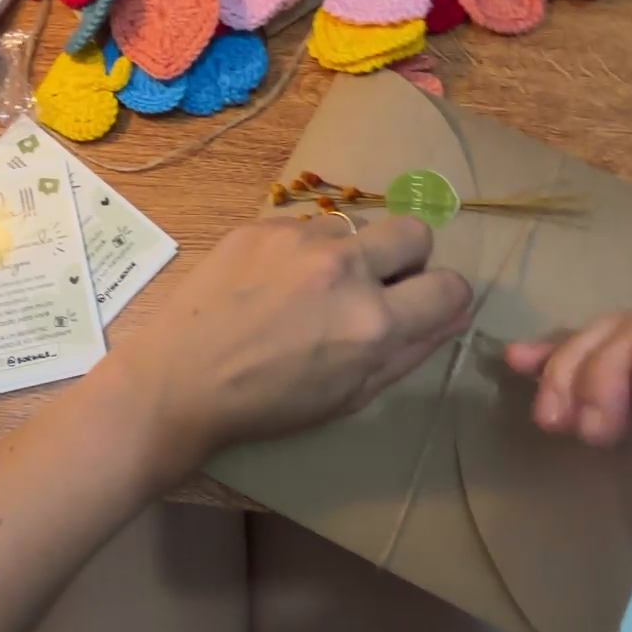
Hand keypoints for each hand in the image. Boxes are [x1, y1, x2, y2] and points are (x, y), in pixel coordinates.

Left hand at [116, 215, 471, 468]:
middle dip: (407, 259)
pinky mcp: (257, 228)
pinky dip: (297, 251)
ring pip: (353, 227)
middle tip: (374, 287)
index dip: (443, 299)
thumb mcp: (347, 396)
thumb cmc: (265, 404)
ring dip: (345, 254)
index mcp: (372, 321)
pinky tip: (266, 283)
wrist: (177, 381)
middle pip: (414, 231)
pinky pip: (300, 227)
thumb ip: (409, 353)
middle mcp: (342, 268)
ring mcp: (297, 240)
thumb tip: (454, 315)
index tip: (423, 307)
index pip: (450, 286)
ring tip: (305, 290)